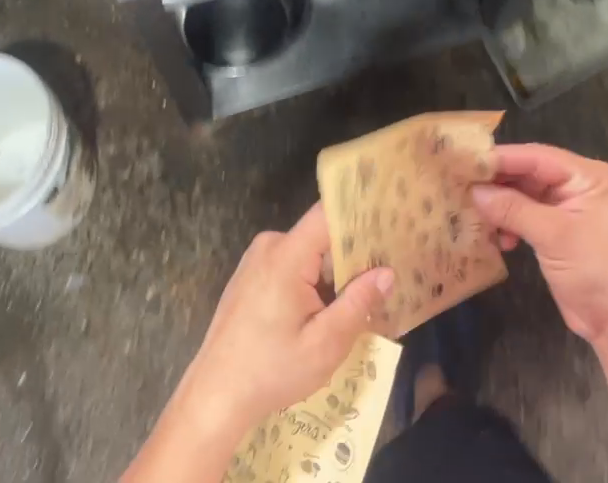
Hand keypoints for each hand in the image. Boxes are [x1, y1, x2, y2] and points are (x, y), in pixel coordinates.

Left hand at [174, 204, 395, 434]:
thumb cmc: (272, 369)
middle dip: (352, 258)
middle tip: (385, 280)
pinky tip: (324, 313)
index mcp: (287, 255)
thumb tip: (386, 272)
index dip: (359, 216)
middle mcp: (270, 246)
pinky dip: (311, 283)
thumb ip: (358, 303)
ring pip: (308, 254)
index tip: (390, 227)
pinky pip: (291, 265)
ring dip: (331, 276)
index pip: (328, 214)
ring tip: (359, 303)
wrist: (217, 393)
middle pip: (321, 236)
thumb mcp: (325, 343)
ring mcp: (256, 259)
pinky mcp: (251, 275)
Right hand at [471, 143, 607, 342]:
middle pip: (527, 173)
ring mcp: (568, 209)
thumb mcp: (554, 235)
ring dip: (500, 207)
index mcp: (588, 176)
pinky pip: (525, 216)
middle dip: (497, 184)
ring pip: (522, 195)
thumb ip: (512, 208)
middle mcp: (578, 186)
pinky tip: (498, 240)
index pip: (536, 157)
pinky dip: (509, 224)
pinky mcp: (558, 232)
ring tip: (477, 218)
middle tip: (462, 188)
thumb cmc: (598, 271)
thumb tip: (473, 191)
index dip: (500, 158)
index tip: (464, 162)